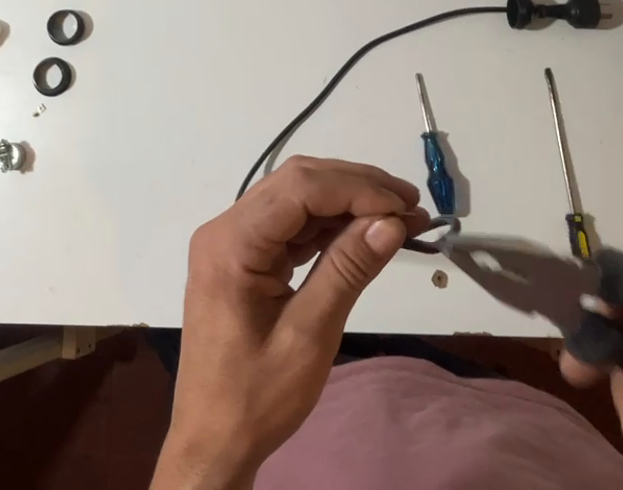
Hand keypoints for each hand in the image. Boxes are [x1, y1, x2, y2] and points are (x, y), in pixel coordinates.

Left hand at [152, 157, 429, 488]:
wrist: (213, 438)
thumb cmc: (255, 396)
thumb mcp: (308, 335)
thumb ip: (347, 271)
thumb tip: (392, 222)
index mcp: (230, 243)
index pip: (298, 188)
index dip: (355, 188)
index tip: (404, 207)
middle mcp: (225, 229)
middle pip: (296, 183)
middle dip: (355, 187)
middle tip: (410, 206)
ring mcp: (232, 241)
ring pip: (295, 198)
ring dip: (347, 202)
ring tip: (399, 217)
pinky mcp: (243, 256)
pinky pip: (290, 224)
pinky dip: (330, 225)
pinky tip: (366, 233)